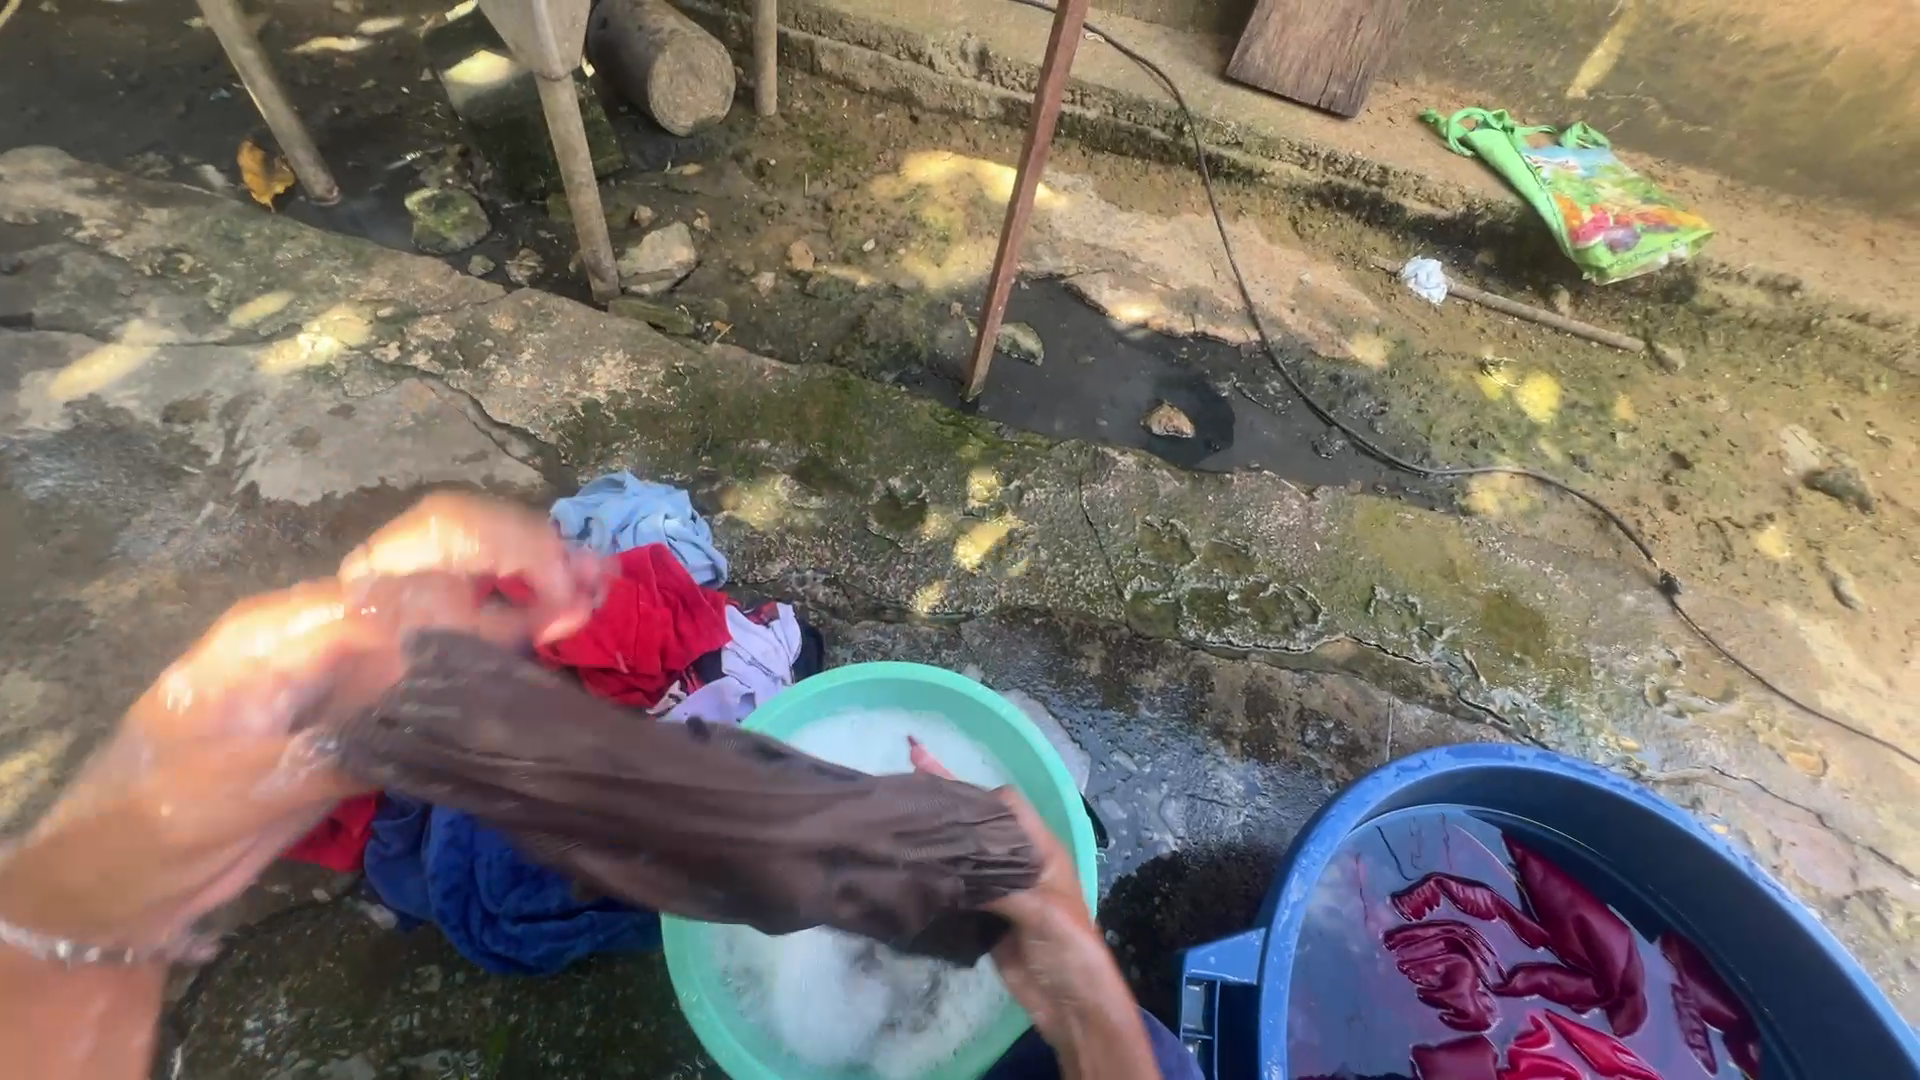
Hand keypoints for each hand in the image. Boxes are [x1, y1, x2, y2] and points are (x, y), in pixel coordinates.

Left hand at [0, 495, 601, 953]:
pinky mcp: (394, 663)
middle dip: (520, 547)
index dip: (484, 599)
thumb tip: (434, 691)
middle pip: (437, 539)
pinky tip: (568, 607)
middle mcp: (336, 609)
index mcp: (289, 625)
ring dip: (534, 560)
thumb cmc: (164, 819)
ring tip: (598, 578)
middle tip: (586, 580)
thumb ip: (333, 736)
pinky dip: (525, 601)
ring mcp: (368, 632)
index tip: (548, 625)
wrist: (133, 859)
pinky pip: (469, 613)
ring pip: (462, 564)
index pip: (405, 586)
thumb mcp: (232, 787)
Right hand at [908, 740, 1152, 1075]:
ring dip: (943, 838)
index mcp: (1041, 850)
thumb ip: (1004, 887)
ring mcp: (1003, 889)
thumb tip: (957, 869)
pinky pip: (962, 887)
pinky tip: (916, 865)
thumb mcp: (1042, 912)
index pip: (1008, 806)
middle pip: (984, 824)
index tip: (943, 788)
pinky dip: (941, 874)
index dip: (980, 794)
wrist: (1072, 1006)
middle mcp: (1020, 862)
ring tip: (906, 818)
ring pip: (970, 854)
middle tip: (913, 782)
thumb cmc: (1071, 949)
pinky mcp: (988, 915)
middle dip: (953, 804)